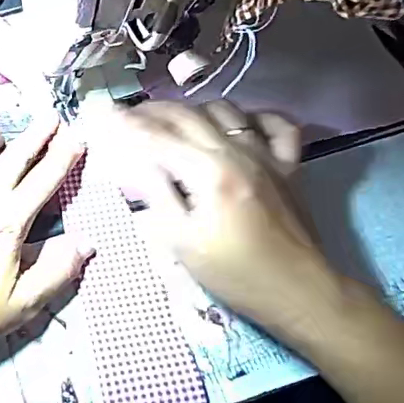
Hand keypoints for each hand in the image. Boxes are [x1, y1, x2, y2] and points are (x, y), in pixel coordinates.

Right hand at [90, 101, 352, 342]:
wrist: (300, 294)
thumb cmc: (235, 275)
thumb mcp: (181, 242)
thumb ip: (156, 194)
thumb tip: (134, 161)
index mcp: (209, 173)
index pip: (157, 136)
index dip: (126, 123)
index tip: (103, 114)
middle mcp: (238, 153)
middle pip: (187, 114)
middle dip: (151, 110)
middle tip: (127, 115)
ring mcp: (268, 155)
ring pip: (225, 110)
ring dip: (192, 109)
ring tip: (172, 121)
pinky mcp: (289, 165)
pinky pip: (276, 124)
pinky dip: (253, 116)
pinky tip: (236, 124)